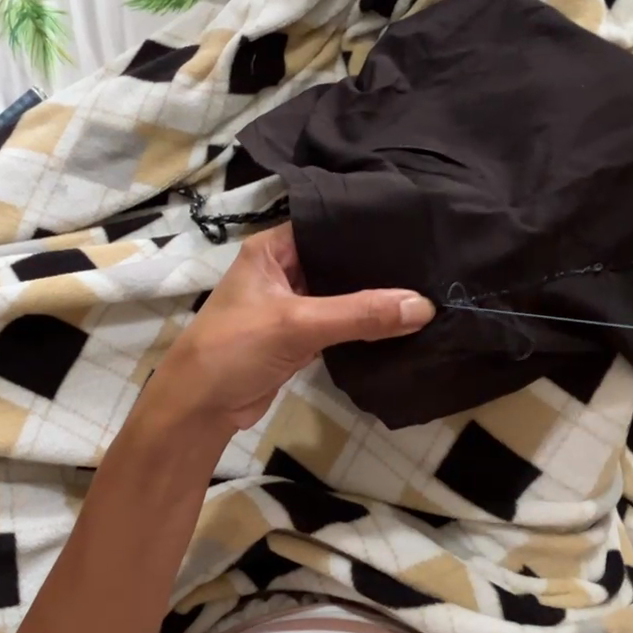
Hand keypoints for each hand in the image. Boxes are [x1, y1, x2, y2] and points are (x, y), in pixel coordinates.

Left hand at [146, 223, 434, 434]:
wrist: (200, 407)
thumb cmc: (235, 348)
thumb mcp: (298, 324)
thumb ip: (360, 314)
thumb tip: (425, 305)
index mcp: (272, 248)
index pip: (327, 225)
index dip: (367, 226)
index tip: (416, 226)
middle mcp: (282, 270)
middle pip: (338, 261)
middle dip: (377, 266)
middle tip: (432, 261)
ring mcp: (291, 305)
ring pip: (341, 295)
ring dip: (373, 300)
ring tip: (428, 288)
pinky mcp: (299, 337)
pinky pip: (339, 324)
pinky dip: (364, 327)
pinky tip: (402, 323)